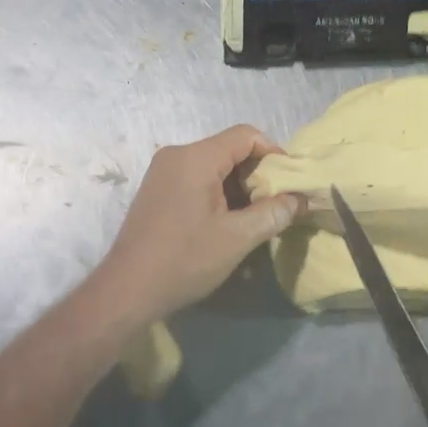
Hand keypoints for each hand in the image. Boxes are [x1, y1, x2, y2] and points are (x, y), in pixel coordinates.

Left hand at [97, 125, 304, 321]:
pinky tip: (227, 221)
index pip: (246, 135)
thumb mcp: (237, 239)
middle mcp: (177, 154)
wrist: (126, 291)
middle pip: (229, 148)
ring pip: (214, 164)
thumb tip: (301, 199)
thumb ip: (273, 213)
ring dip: (237, 185)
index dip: (273, 153)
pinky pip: (196, 177)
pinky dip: (218, 191)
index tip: (289, 182)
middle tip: (275, 203)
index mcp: (196, 157)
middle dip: (256, 173)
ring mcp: (163, 171)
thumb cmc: (184, 260)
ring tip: (254, 216)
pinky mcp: (157, 188)